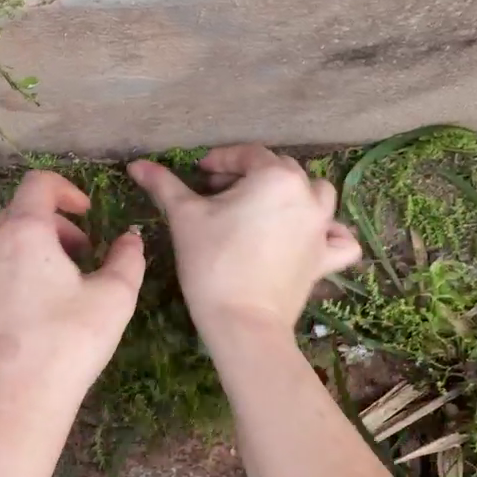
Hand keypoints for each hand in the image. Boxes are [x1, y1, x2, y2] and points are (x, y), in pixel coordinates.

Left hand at [0, 171, 146, 428]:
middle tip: (83, 254)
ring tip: (63, 286)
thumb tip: (130, 238)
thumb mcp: (114, 298)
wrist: (13, 407)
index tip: (88, 213)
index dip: (67, 189)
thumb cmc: (68, 345)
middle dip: (55, 224)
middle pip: (20, 213)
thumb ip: (127, 258)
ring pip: (4, 245)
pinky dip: (15, 274)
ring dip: (36, 250)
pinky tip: (36, 314)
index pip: (38, 184)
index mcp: (23, 233)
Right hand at [128, 145, 359, 338]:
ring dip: (291, 193)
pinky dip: (329, 231)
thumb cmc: (212, 262)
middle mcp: (306, 195)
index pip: (246, 155)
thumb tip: (136, 165)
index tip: (198, 174)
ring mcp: (321, 227)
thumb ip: (164, 184)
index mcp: (275, 177)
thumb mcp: (184, 217)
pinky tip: (310, 234)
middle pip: (278, 170)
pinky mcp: (325, 258)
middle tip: (216, 192)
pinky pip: (339, 238)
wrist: (242, 321)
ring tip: (261, 208)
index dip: (220, 161)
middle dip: (247, 175)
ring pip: (315, 194)